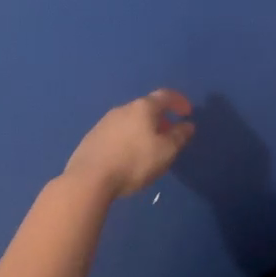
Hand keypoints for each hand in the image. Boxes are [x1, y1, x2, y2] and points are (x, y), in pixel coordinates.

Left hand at [62, 90, 194, 201]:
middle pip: (146, 108)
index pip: (165, 95)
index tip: (187, 113)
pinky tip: (126, 157)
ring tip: (147, 148)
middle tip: (167, 134)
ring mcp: (103, 123)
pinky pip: (115, 134)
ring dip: (142, 129)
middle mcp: (123, 109)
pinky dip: (126, 139)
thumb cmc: (133, 162)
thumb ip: (179, 136)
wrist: (87, 181)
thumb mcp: (166, 151)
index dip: (179, 101)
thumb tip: (187, 125)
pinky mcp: (90, 139)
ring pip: (129, 121)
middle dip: (160, 118)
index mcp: (143, 108)